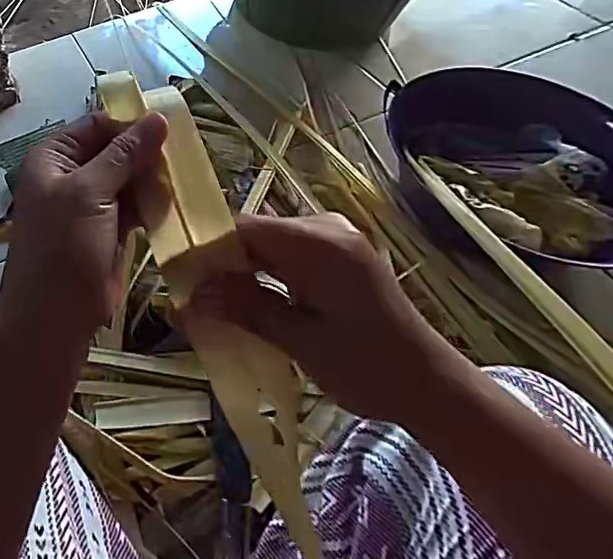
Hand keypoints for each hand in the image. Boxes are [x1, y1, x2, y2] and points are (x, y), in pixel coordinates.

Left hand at [0, 112, 167, 338]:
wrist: (54, 319)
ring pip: (129, 179)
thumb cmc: (63, 247)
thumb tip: (157, 118)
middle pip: (115, 151)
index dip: (129, 125)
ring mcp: (91, 204)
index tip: (169, 128)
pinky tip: (176, 202)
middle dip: (146, 154)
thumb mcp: (90, 192)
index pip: (96, 126)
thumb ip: (125, 155)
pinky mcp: (109, 230)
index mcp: (53, 157)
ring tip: (185, 177)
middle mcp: (70, 175)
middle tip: (185, 154)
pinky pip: (135, 206)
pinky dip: (153, 204)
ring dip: (153, 180)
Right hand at [185, 213, 478, 424]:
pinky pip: (286, 250)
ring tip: (215, 300)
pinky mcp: (336, 249)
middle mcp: (326, 226)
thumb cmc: (371, 369)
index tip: (180, 277)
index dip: (207, 249)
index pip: (244, 228)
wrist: (433, 386)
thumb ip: (246, 310)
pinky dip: (264, 272)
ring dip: (241, 269)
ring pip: (267, 242)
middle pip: (254, 232)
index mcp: (321, 244)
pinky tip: (250, 297)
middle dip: (222, 263)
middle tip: (192, 295)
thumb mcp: (302, 343)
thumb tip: (189, 297)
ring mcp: (333, 235)